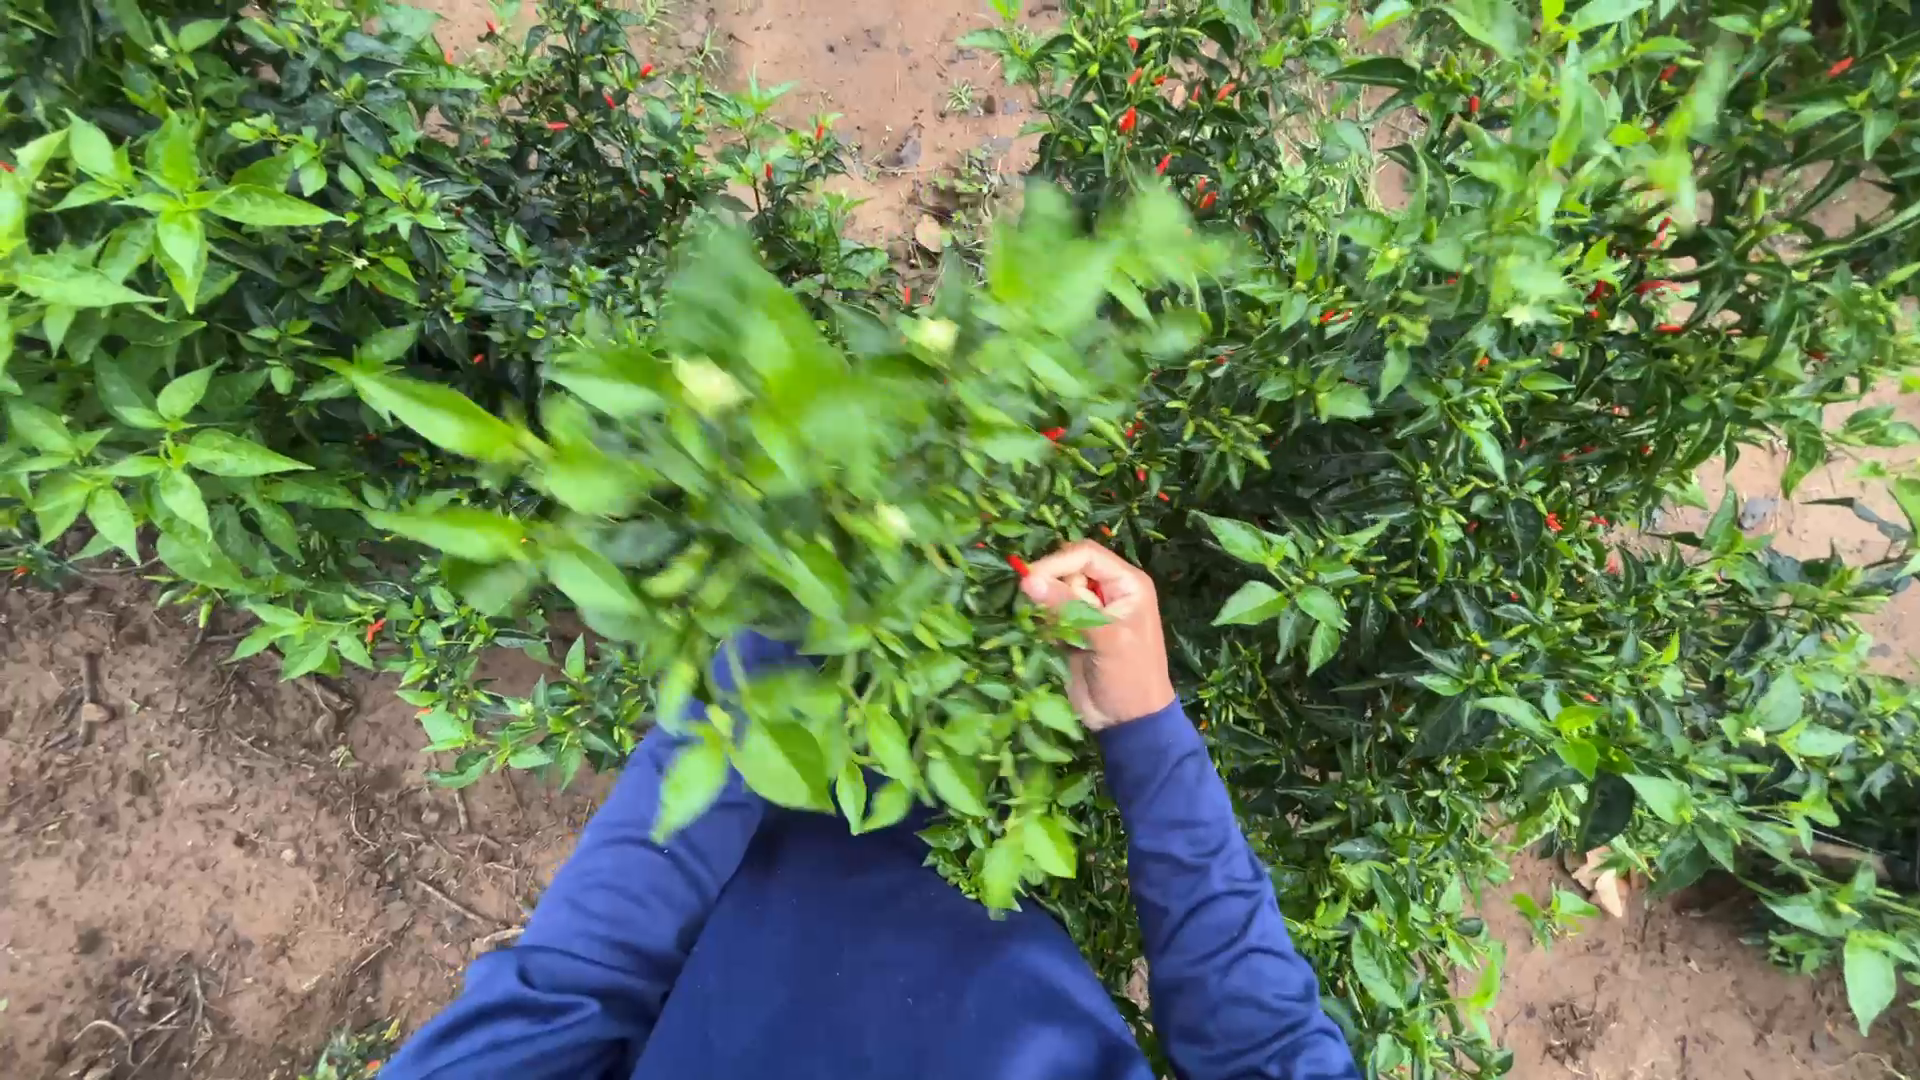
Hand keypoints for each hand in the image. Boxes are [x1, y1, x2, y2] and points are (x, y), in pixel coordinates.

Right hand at [1018, 541, 1176, 731]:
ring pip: (1056, 591)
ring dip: (1047, 607)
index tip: (1030, 580)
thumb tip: (1027, 579)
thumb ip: (1066, 606)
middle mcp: (1109, 591)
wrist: (1128, 722)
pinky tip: (1056, 643)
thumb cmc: (1128, 676)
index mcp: (1127, 583)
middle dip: (1052, 586)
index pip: (1085, 555)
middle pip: (1068, 569)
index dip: (1057, 563)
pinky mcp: (1074, 630)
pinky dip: (1046, 624)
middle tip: (1044, 612)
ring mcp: (1090, 611)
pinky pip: (1051, 613)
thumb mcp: (1103, 637)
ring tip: (1055, 632)